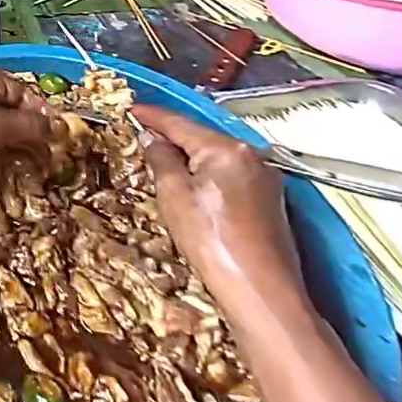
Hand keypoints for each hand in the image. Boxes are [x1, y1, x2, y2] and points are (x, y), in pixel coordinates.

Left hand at [0, 68, 52, 192]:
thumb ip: (31, 125)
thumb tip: (58, 127)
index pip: (20, 89)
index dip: (41, 109)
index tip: (58, 131)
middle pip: (12, 109)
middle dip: (33, 129)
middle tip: (52, 150)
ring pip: (2, 129)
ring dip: (21, 144)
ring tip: (40, 162)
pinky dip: (5, 154)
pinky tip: (18, 168)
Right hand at [133, 105, 302, 296]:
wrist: (262, 293)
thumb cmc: (211, 239)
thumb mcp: (174, 194)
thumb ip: (160, 158)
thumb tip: (152, 137)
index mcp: (226, 147)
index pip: (180, 122)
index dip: (152, 115)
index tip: (131, 109)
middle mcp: (250, 154)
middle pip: (201, 137)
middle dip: (172, 135)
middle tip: (143, 134)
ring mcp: (264, 178)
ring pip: (217, 156)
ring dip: (190, 156)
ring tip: (163, 158)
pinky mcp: (270, 200)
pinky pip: (230, 174)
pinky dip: (208, 173)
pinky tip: (193, 184)